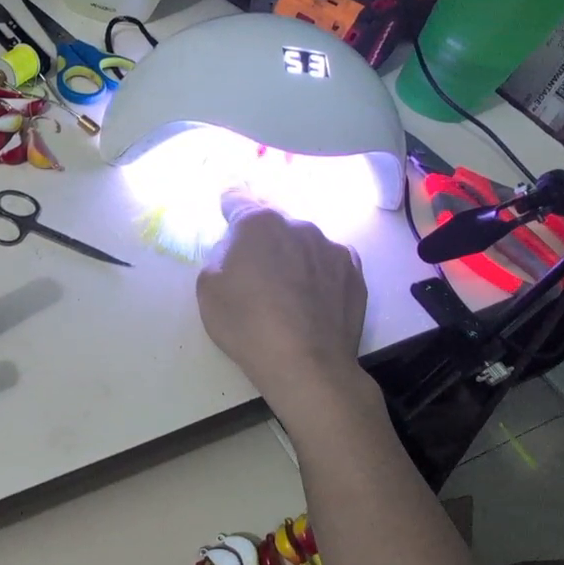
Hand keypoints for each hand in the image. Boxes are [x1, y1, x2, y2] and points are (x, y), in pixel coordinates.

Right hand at [197, 191, 368, 395]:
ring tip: (286, 290)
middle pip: (274, 224)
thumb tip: (238, 252)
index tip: (227, 205)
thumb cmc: (246, 324)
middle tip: (253, 268)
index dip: (229, 203)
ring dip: (292, 256)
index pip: (238, 200)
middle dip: (262, 239)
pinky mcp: (355, 273)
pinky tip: (310, 299)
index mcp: (258, 224)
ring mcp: (332, 248)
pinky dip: (317, 274)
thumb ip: (220, 257)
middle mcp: (299, 225)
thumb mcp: (208, 289)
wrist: (306, 364)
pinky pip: (327, 264)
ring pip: (303, 243)